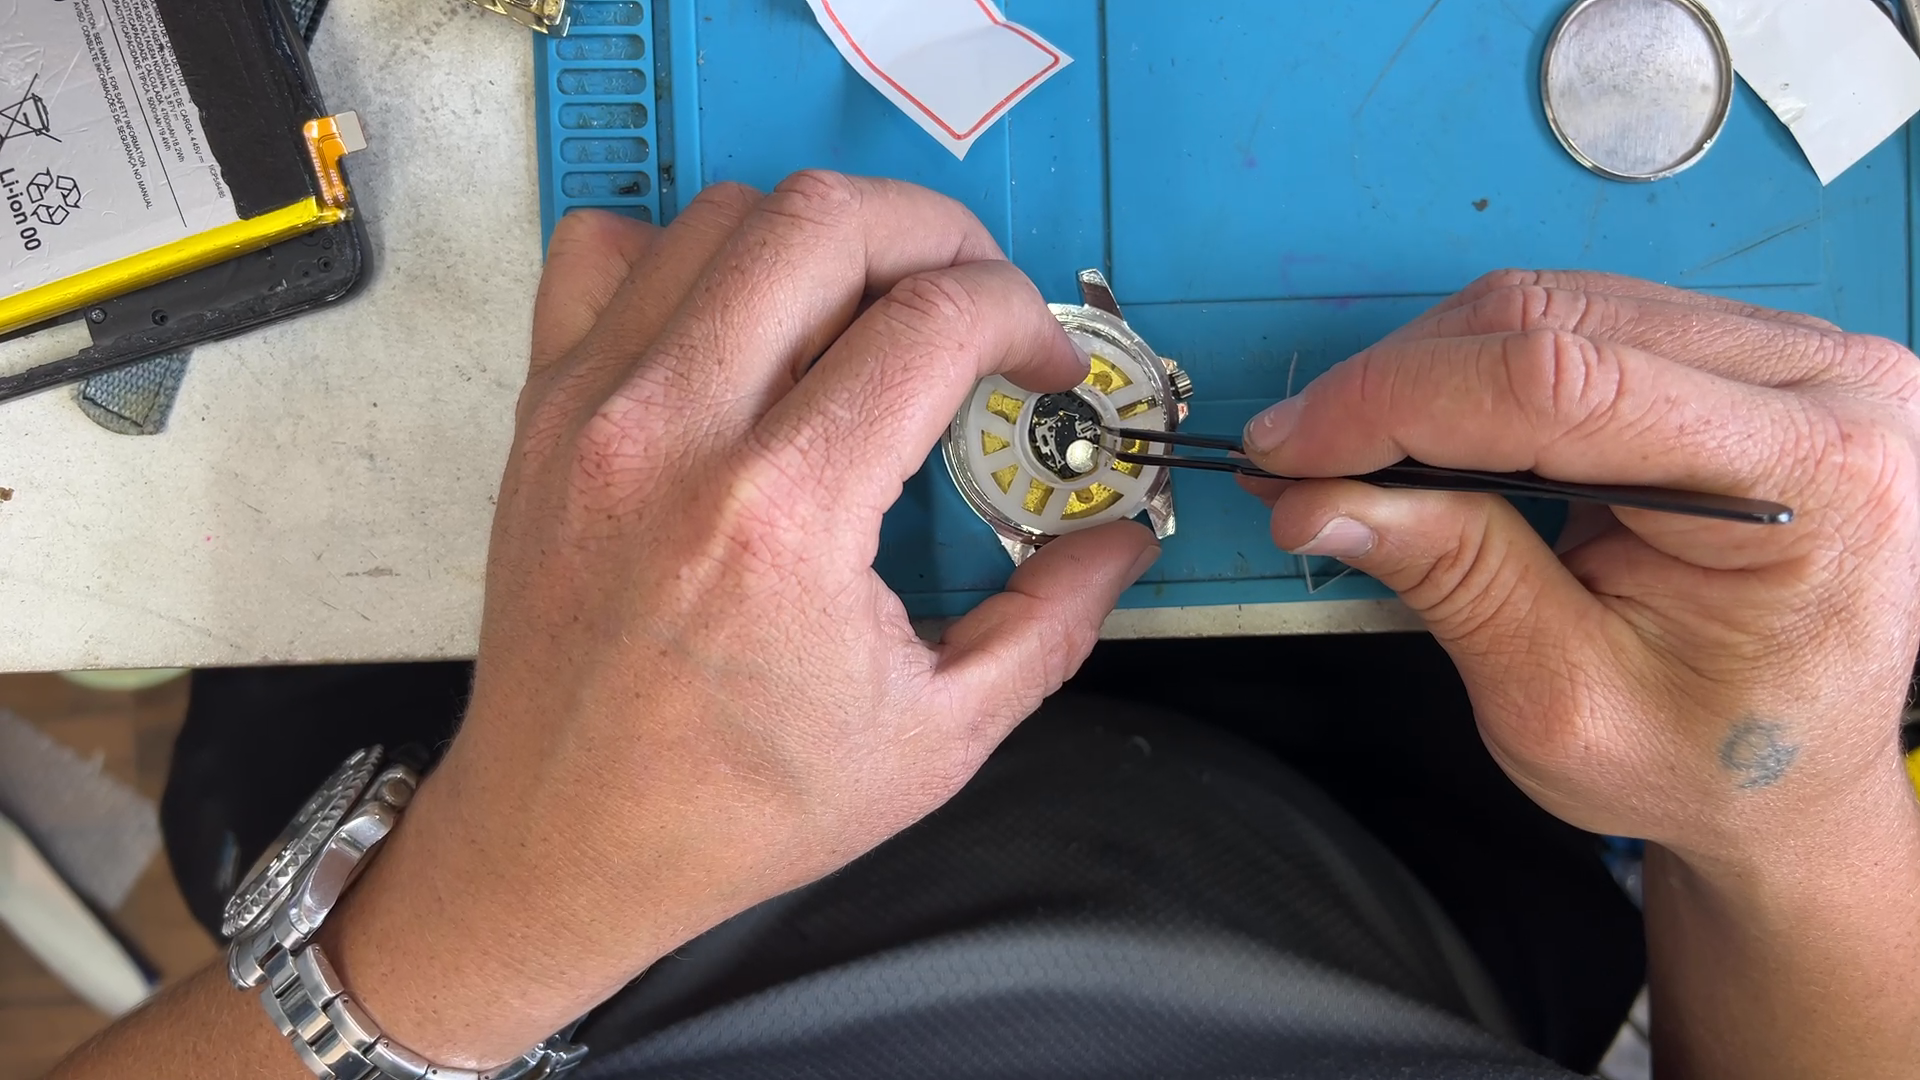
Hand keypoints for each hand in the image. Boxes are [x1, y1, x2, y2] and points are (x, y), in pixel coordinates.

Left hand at [320, 173, 1155, 1065]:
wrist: (562, 840)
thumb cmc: (744, 805)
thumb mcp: (937, 739)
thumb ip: (1053, 624)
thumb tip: (1121, 540)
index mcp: (787, 516)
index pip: (933, 323)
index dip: (1022, 320)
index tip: (1044, 368)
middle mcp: (676, 431)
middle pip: (828, 222)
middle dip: (942, 238)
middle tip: (982, 303)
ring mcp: (593, 407)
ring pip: (728, 216)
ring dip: (833, 241)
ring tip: (879, 313)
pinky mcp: (545, 411)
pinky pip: (610, 250)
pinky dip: (694, 252)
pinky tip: (742, 321)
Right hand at [1239, 271, 1919, 867]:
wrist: (1785, 775)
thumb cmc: (1689, 760)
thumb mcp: (1550, 694)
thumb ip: (1444, 575)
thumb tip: (1308, 504)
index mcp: (1804, 478)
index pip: (1549, 388)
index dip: (1383, 405)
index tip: (1275, 450)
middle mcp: (1813, 382)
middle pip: (1536, 324)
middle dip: (1380, 388)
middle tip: (1287, 458)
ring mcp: (1771, 358)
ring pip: (1532, 310)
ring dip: (1404, 378)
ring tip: (1333, 453)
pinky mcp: (1717, 362)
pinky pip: (1550, 328)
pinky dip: (1446, 375)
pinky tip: (1401, 434)